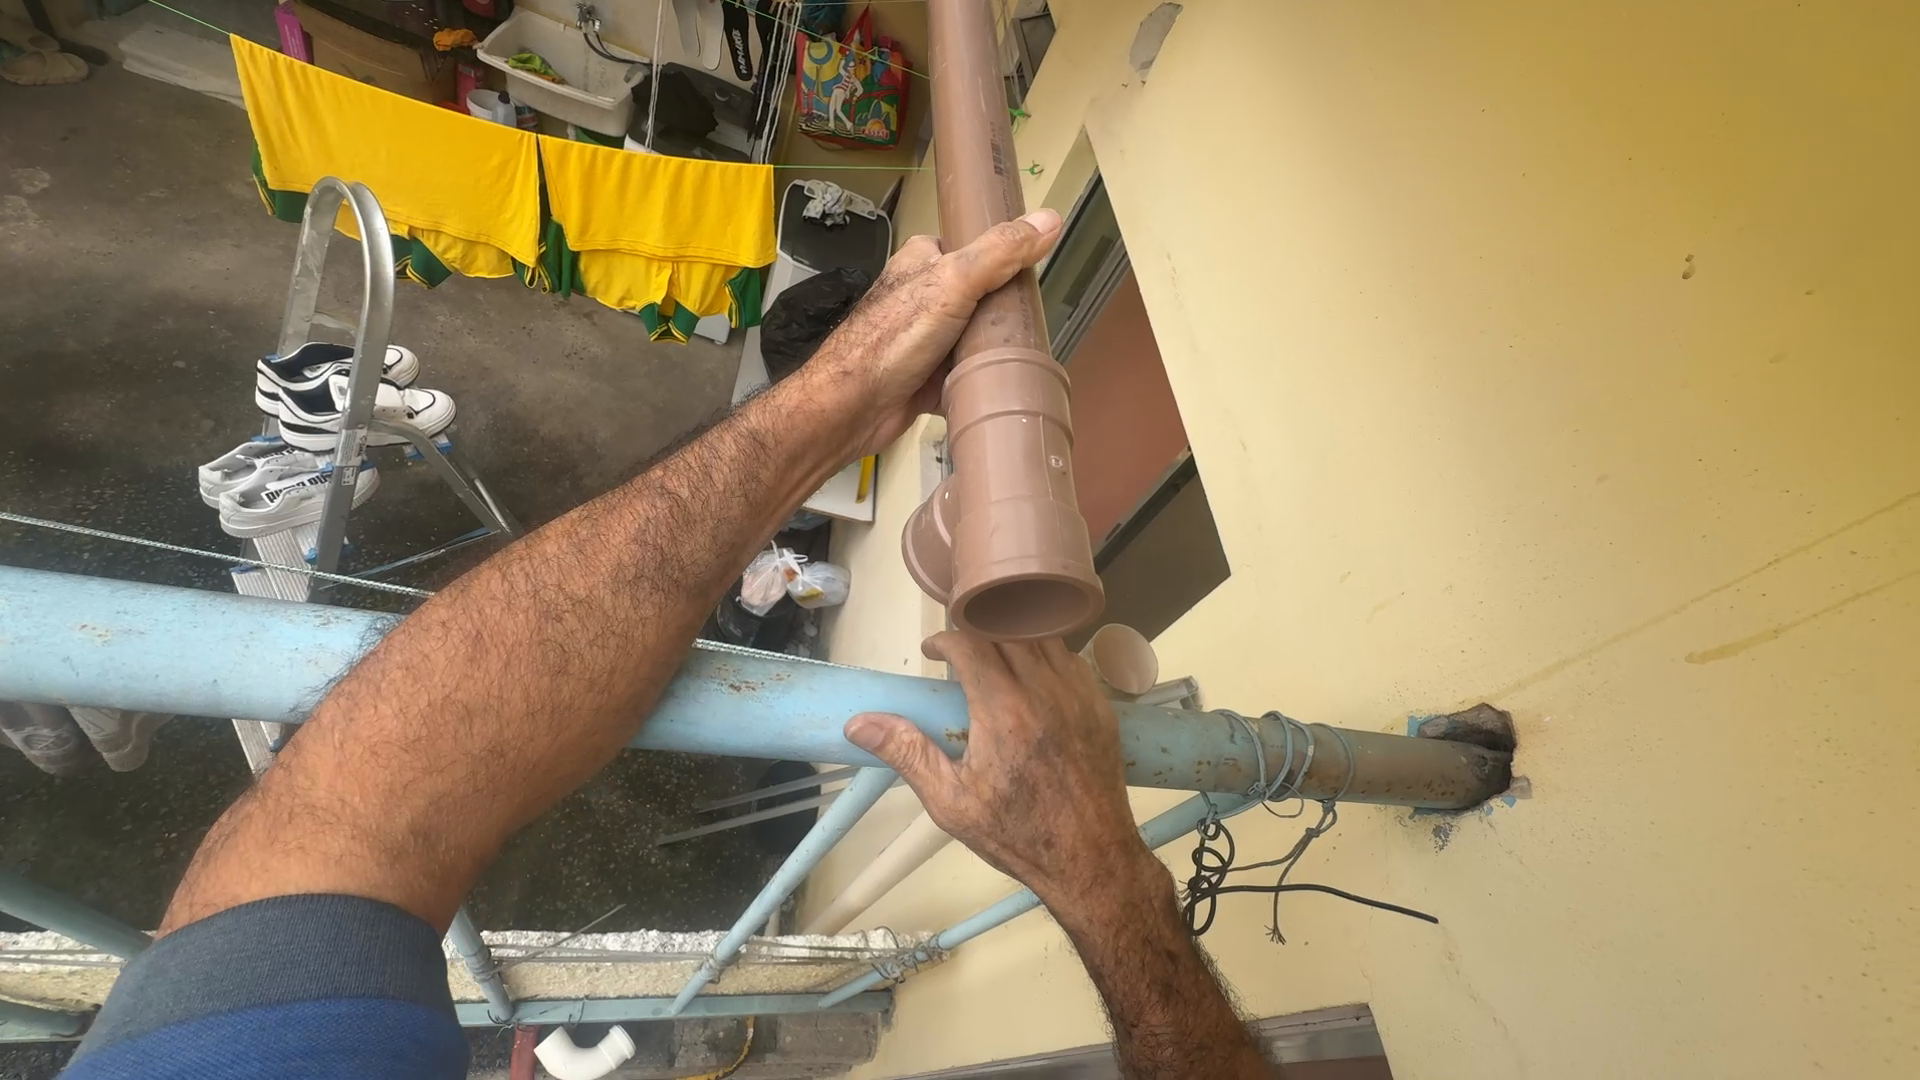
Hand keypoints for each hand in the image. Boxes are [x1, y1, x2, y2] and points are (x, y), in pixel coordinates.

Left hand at [799, 209, 1062, 460]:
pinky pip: (963, 377)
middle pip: (980, 298)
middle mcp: (922, 298)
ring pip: (973, 340)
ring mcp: (924, 340)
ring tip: (1021, 359)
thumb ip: (1000, 253)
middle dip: (1004, 315)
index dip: (1004, 262)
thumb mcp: (953, 282)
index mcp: (922, 261)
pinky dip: (978, 383)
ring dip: (992, 353)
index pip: (974, 249)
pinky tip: (998, 387)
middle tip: (1031, 327)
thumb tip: (1050, 220)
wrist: (853, 407)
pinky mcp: (926, 379)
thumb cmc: (893, 340)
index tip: (1033, 279)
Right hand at [843, 631, 1159, 906]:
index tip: (932, 651)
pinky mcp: (1100, 703)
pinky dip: (1046, 654)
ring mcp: (1078, 693)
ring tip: (994, 660)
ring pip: (1042, 635)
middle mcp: (1044, 689)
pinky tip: (1032, 679)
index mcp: (1003, 709)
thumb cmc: (1016, 834)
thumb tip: (860, 723)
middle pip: (1006, 628)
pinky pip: (1070, 657)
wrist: (1090, 860)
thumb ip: (907, 753)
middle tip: (959, 653)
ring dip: (1012, 637)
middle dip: (976, 631)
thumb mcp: (951, 802)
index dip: (945, 638)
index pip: (970, 642)